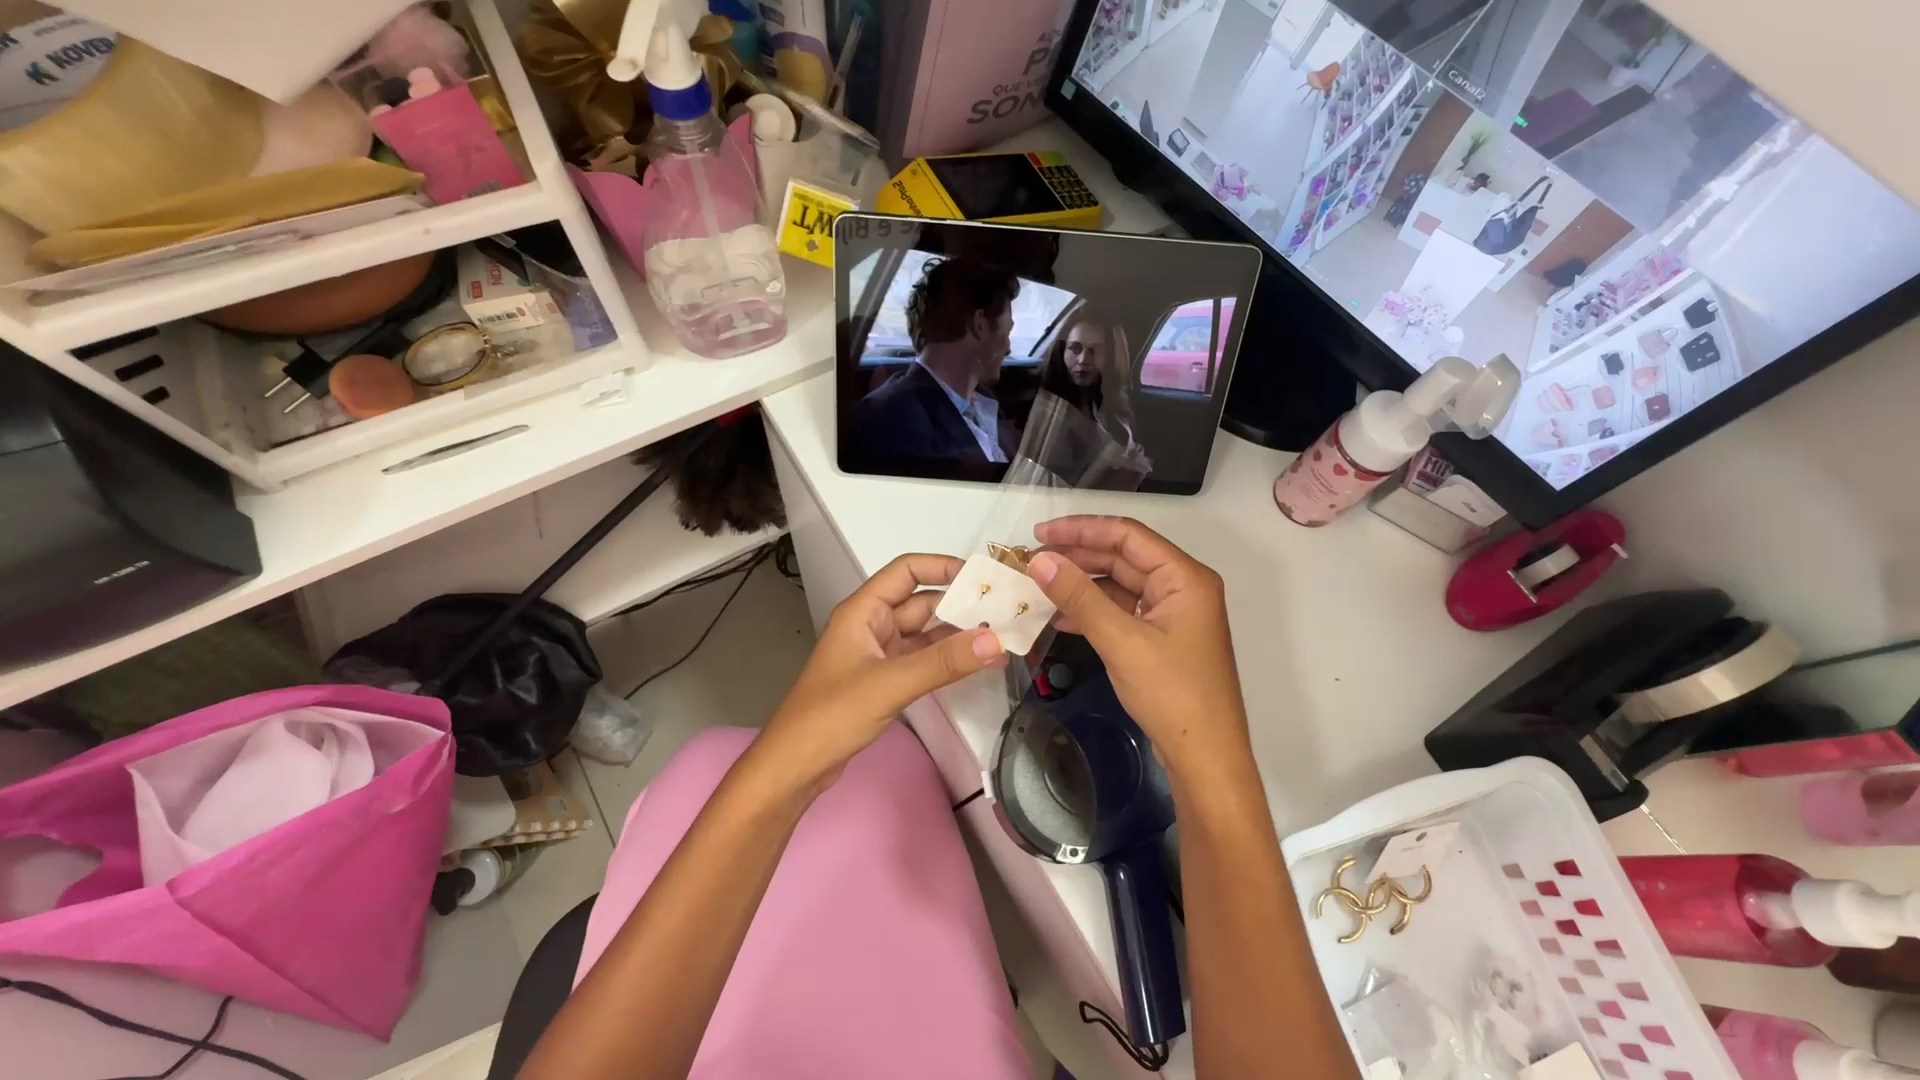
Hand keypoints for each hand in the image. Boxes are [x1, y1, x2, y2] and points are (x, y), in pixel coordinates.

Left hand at [749, 554, 1006, 794]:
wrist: (794, 767)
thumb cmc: (831, 715)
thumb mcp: (890, 684)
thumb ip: (943, 662)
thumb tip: (996, 640)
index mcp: (863, 612)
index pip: (906, 571)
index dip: (942, 567)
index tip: (982, 578)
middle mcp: (871, 626)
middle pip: (921, 602)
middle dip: (960, 604)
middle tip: (1006, 610)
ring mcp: (878, 655)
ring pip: (925, 633)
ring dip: (958, 634)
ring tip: (1002, 636)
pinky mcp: (884, 681)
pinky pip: (922, 660)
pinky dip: (948, 659)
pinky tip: (977, 663)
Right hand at [1025, 516, 1250, 778]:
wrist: (1205, 755)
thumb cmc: (1172, 693)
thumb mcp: (1121, 641)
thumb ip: (1079, 598)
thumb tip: (1040, 561)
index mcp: (1184, 577)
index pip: (1127, 535)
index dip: (1081, 529)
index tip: (1039, 533)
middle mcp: (1182, 587)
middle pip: (1123, 557)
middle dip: (1078, 556)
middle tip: (1032, 561)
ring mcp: (1173, 614)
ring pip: (1120, 584)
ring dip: (1082, 585)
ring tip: (1039, 587)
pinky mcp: (1163, 638)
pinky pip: (1123, 610)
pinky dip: (1093, 611)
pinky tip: (1060, 618)